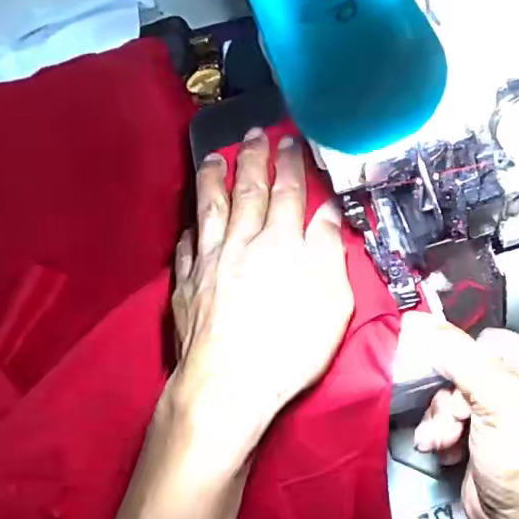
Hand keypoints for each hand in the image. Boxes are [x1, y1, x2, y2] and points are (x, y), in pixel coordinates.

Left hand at [162, 128, 353, 490]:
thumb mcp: (332, 300)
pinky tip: (191, 222)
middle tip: (254, 134)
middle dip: (252, 159)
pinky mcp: (186, 285)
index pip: (288, 193)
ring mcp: (208, 262)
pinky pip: (187, 245)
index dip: (290, 165)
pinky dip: (191, 227)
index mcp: (282, 245)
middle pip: (247, 191)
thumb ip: (328, 252)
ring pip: (210, 209)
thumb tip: (326, 213)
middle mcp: (242, 243)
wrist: (230, 385)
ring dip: (214, 179)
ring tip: (215, 157)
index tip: (291, 142)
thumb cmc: (292, 346)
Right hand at [408, 315, 518, 518]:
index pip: (492, 343)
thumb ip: (463, 359)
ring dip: (441, 419)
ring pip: (456, 397)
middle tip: (449, 424)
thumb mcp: (501, 402)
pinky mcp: (489, 443)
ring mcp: (510, 419)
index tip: (440, 378)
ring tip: (441, 443)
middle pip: (469, 371)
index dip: (462, 358)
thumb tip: (421, 321)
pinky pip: (455, 423)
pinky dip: (443, 435)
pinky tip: (443, 452)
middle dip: (449, 398)